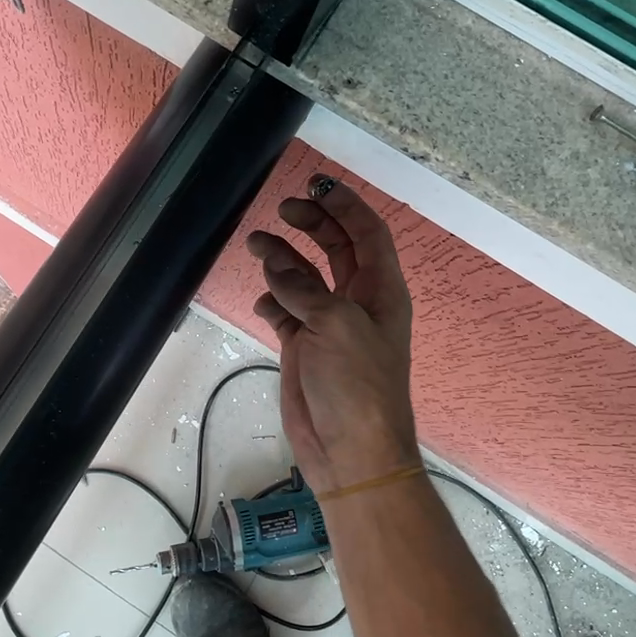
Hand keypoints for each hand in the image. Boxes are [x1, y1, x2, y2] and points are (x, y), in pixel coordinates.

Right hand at [247, 176, 418, 491]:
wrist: (350, 451)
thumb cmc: (357, 384)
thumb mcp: (336, 325)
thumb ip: (303, 290)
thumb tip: (274, 266)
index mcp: (381, 290)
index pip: (367, 234)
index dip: (345, 206)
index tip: (316, 185)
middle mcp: (356, 301)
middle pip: (336, 248)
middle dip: (311, 224)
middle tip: (281, 209)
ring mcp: (328, 324)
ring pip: (304, 277)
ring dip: (282, 259)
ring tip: (254, 244)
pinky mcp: (303, 348)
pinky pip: (285, 312)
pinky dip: (272, 302)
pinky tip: (261, 303)